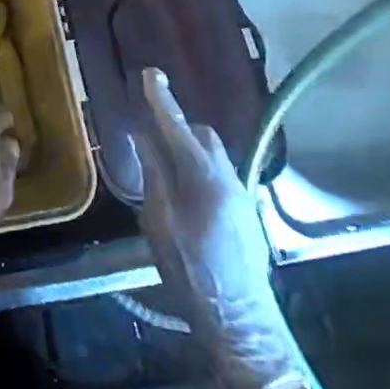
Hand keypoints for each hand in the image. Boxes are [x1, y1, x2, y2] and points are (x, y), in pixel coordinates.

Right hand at [135, 68, 304, 388]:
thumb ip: (153, 174)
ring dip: (190, 149)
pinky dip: (199, 169)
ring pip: (214, 155)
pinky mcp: (246, 211)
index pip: (179, 128)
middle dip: (178, 125)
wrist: (238, 314)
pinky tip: (186, 191)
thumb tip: (143, 136)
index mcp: (204, 178)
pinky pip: (220, 174)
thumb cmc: (189, 269)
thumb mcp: (159, 221)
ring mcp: (242, 194)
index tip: (150, 74)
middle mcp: (229, 177)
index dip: (162, 100)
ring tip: (165, 162)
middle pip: (203, 136)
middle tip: (152, 129)